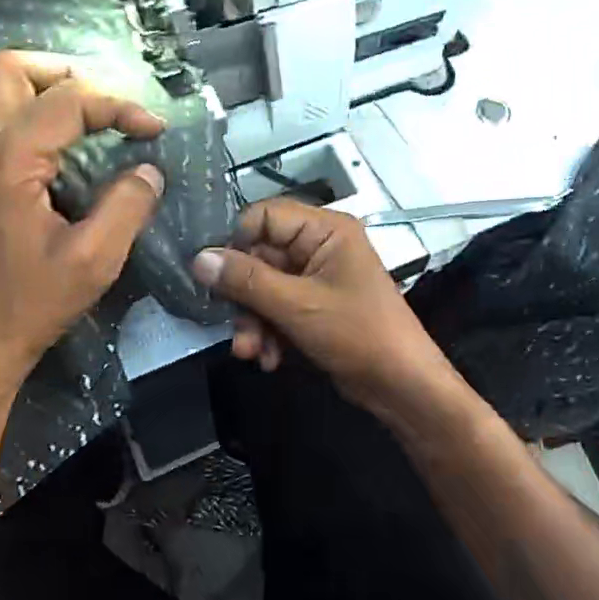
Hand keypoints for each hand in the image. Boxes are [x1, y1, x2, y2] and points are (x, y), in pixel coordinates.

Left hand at [0, 51, 165, 389]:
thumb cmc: (36, 298)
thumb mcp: (96, 258)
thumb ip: (127, 206)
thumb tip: (149, 169)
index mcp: (9, 160)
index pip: (68, 102)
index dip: (118, 107)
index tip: (155, 130)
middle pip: (11, 69)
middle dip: (70, 76)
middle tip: (110, 107)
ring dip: (30, 79)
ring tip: (73, 103)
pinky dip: (1, 97)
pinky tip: (34, 123)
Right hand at [191, 199, 461, 417]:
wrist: (400, 383)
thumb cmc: (358, 334)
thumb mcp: (297, 306)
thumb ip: (246, 280)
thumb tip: (198, 258)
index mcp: (326, 230)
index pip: (264, 216)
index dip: (236, 243)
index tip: (214, 275)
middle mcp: (322, 247)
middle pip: (260, 257)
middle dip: (245, 299)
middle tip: (236, 329)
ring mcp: (320, 279)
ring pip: (266, 290)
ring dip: (255, 323)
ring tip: (252, 353)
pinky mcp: (317, 308)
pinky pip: (280, 310)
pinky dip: (271, 334)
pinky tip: (271, 360)